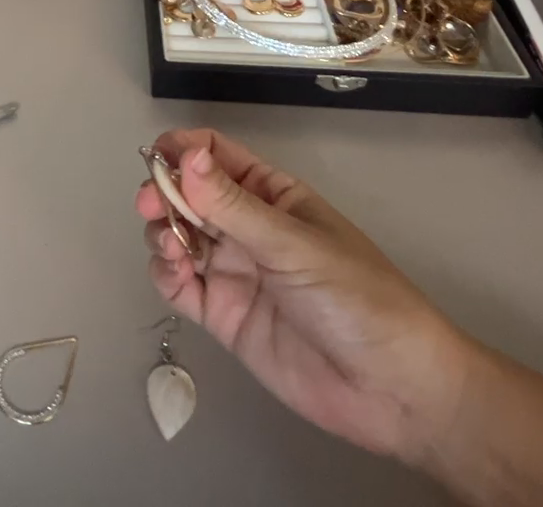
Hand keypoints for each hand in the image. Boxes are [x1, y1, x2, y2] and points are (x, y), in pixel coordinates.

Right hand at [135, 128, 472, 464]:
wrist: (392, 390)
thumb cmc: (357, 298)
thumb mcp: (293, 244)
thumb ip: (232, 204)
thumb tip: (184, 154)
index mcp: (272, 196)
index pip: (216, 156)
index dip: (183, 151)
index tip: (156, 160)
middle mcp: (245, 227)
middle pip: (186, 195)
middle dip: (163, 194)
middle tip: (150, 206)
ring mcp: (232, 270)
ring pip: (176, 236)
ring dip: (161, 232)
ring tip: (172, 248)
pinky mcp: (221, 313)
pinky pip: (178, 284)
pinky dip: (165, 274)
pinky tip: (174, 274)